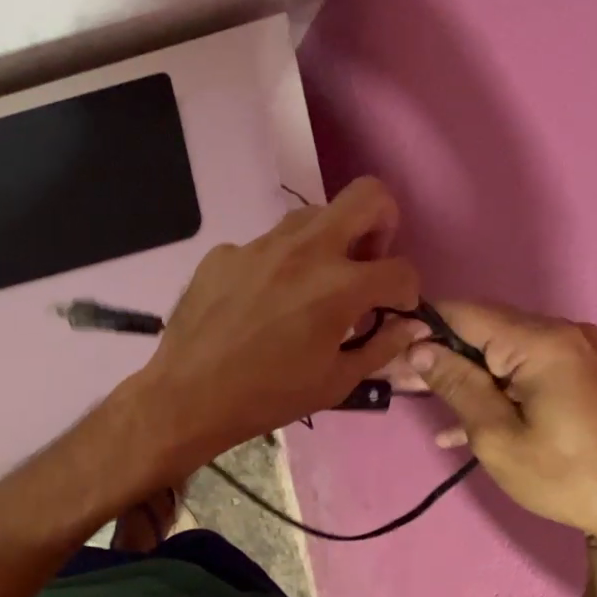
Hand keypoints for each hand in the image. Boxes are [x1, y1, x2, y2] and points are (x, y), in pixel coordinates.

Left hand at [130, 178, 421, 471]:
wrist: (186, 399)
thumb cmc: (265, 399)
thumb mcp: (333, 383)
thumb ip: (380, 348)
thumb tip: (409, 326)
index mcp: (340, 286)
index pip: (400, 269)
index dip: (406, 292)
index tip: (392, 308)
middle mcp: (304, 251)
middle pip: (367, 197)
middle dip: (382, 224)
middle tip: (367, 261)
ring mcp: (258, 247)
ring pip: (310, 216)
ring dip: (326, 241)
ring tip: (312, 282)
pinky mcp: (222, 255)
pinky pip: (261, 246)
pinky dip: (273, 265)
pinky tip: (258, 301)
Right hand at [406, 302, 596, 567]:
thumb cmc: (565, 477)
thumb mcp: (496, 436)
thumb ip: (456, 385)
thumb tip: (418, 348)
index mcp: (542, 343)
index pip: (465, 313)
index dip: (420, 326)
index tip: (386, 349)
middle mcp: (565, 335)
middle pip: (484, 330)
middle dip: (438, 352)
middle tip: (394, 379)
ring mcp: (580, 355)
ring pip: (503, 353)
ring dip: (462, 374)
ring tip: (420, 399)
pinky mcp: (586, 378)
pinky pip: (527, 371)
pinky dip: (495, 390)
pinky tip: (461, 426)